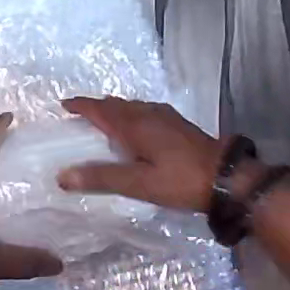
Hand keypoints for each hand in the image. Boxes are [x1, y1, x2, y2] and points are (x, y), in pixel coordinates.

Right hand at [55, 96, 226, 210]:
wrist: (227, 177)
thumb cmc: (180, 180)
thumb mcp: (138, 183)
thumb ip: (101, 178)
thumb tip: (63, 176)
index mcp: (135, 125)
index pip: (101, 109)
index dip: (82, 106)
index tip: (64, 105)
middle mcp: (148, 114)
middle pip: (116, 105)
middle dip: (96, 107)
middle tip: (79, 114)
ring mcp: (166, 117)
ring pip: (132, 107)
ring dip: (115, 110)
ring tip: (103, 120)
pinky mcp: (178, 125)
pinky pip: (145, 112)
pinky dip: (131, 116)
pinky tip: (137, 128)